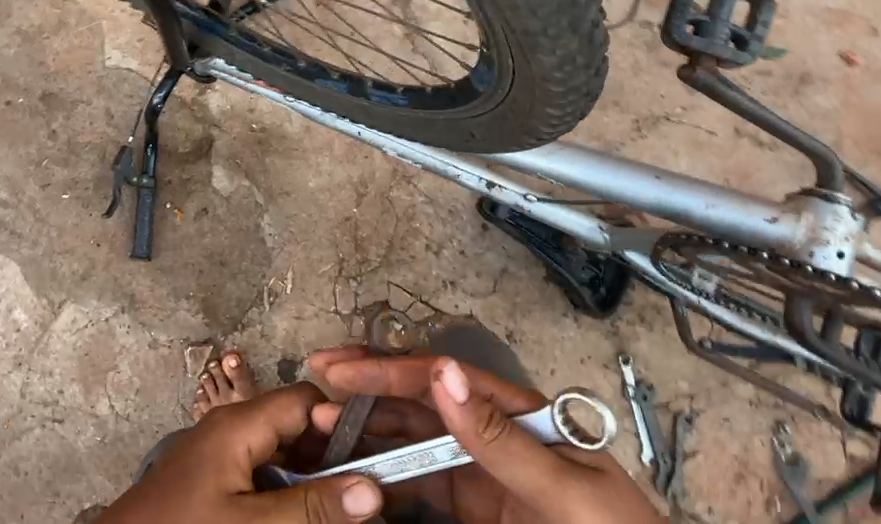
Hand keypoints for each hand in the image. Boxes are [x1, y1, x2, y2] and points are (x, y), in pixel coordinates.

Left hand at [96, 382, 385, 523]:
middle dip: (333, 457)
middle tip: (371, 493)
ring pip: (283, 454)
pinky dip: (288, 490)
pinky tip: (306, 515)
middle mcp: (232, 427)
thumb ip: (312, 507)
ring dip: (313, 479)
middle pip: (296, 427)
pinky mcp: (216, 477)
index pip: (305, 401)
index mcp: (240, 423)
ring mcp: (222, 452)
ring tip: (349, 507)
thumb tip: (375, 488)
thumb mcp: (253, 523)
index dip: (342, 425)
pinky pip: (263, 473)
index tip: (379, 460)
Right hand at [307, 348, 663, 523]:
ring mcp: (481, 473)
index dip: (386, 370)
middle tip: (313, 380)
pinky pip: (417, 483)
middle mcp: (493, 435)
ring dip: (366, 428)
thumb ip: (503, 440)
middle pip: (419, 400)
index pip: (442, 380)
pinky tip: (352, 470)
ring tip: (320, 425)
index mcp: (520, 417)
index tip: (337, 371)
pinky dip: (382, 473)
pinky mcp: (471, 509)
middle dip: (365, 387)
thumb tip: (443, 372)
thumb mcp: (568, 497)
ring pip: (410, 438)